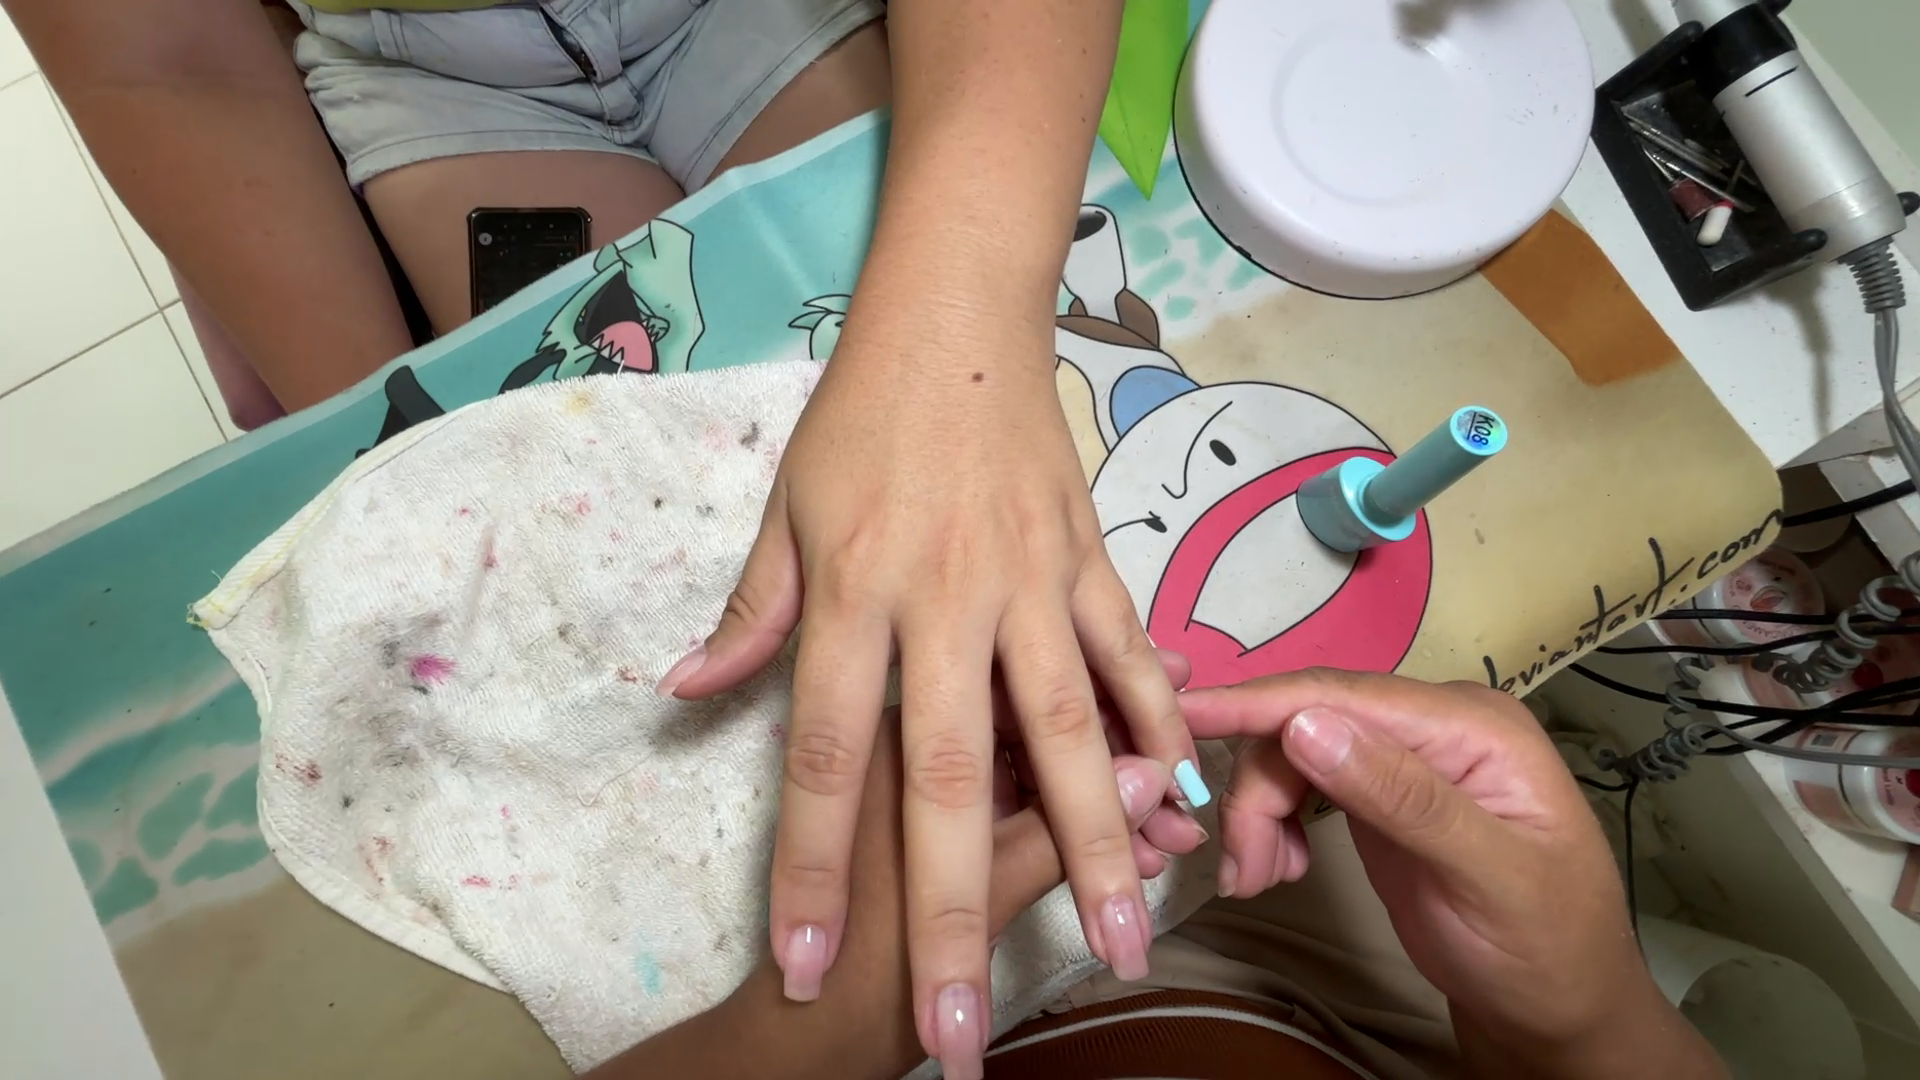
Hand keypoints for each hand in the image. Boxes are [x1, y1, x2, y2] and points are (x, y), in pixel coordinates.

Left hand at [660, 292, 1203, 1070]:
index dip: (814, 867)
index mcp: (856, 592)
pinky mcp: (1090, 556)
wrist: (957, 326)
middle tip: (965, 1031)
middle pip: (953, 770)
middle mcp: (948, 601)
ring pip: (1069, 726)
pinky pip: (1128, 649)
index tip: (806, 969)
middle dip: (956, 908)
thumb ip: (751, 612)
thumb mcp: (787, 507)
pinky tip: (1185, 792)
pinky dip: (1160, 719)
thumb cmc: (863, 415)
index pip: (830, 752)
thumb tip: (688, 697)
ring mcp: (1032, 581)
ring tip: (1124, 941)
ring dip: (1099, 839)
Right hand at [1179, 671, 1724, 1079]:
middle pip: (1301, 725)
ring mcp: (1393, 751)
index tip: (1180, 715)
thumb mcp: (1488, 880)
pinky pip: (1294, 781)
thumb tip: (1304, 726)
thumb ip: (1404, 798)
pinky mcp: (1367, 783)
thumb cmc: (1544, 950)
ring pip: (1287, 754)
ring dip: (1258, 814)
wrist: (1554, 1011)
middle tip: (1241, 867)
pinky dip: (1270, 822)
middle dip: (1258, 792)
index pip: (1340, 694)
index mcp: (1466, 723)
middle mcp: (1424, 722)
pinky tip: (1278, 866)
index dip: (1255, 704)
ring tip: (1256, 877)